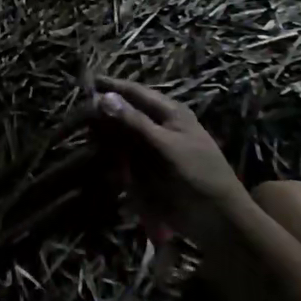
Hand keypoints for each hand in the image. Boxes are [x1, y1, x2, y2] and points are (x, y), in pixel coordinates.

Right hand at [88, 77, 250, 244]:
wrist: (217, 219)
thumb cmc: (198, 174)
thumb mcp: (166, 145)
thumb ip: (135, 122)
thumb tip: (104, 97)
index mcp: (169, 112)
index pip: (135, 92)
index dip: (112, 86)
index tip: (88, 81)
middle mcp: (159, 126)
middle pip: (125, 114)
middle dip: (105, 118)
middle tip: (83, 122)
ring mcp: (152, 150)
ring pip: (121, 138)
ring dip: (108, 142)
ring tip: (92, 145)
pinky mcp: (147, 172)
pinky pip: (125, 160)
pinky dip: (115, 162)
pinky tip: (106, 168)